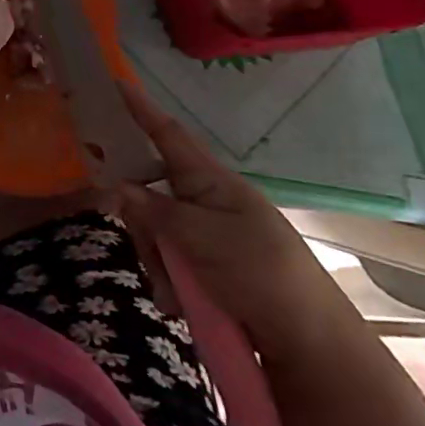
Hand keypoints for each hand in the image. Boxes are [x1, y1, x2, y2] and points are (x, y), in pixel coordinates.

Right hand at [113, 81, 340, 348]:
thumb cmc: (260, 273)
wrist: (310, 343)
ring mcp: (205, 236)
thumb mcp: (201, 238)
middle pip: (147, 194)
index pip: (168, 135)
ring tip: (179, 293)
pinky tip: (182, 304)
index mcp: (210, 182)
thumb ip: (153, 212)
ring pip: (153, 233)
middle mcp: (204, 202)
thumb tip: (116, 187)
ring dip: (158, 263)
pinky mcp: (205, 267)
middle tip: (155, 252)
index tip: (114, 82)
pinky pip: (167, 263)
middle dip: (142, 225)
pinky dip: (169, 283)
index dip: (141, 110)